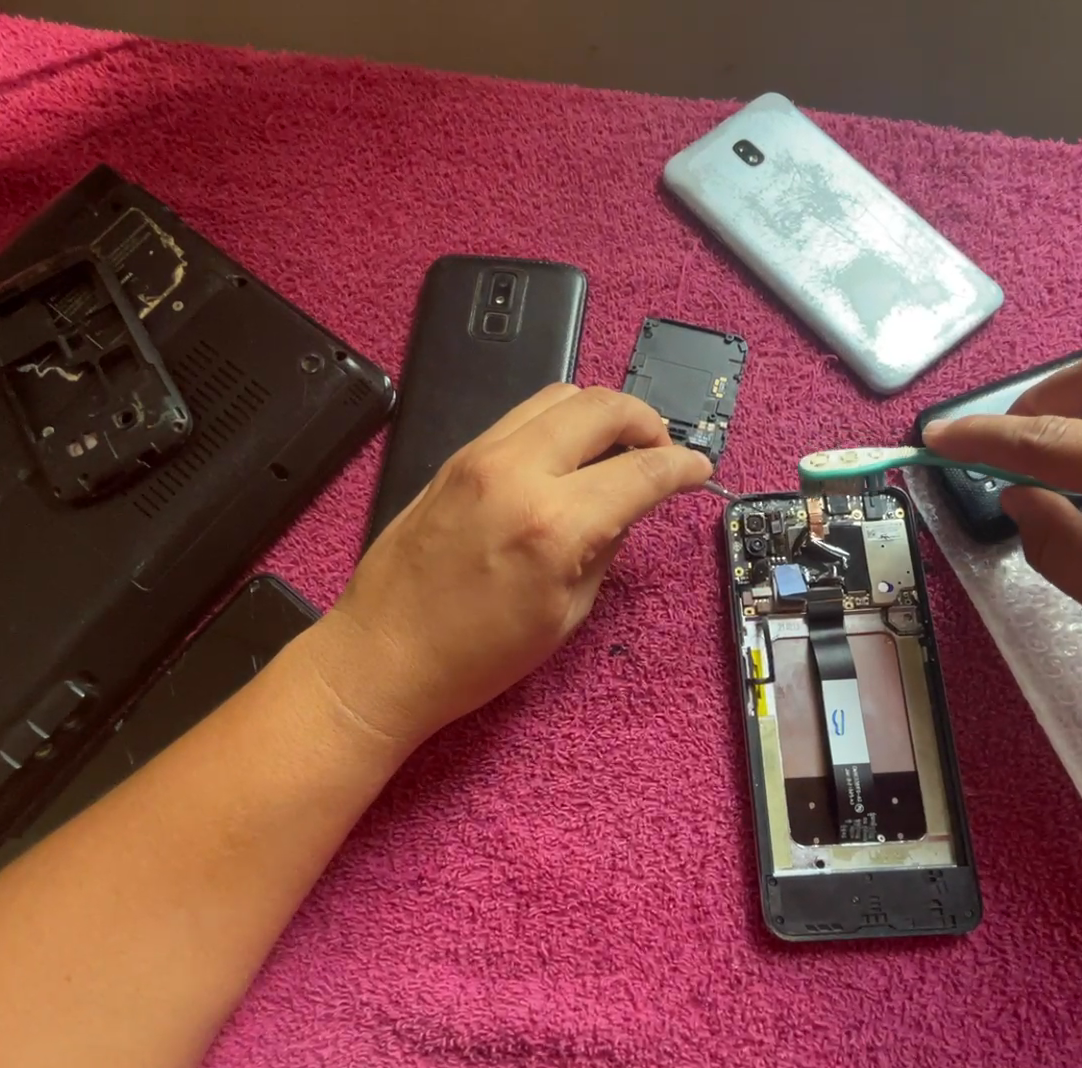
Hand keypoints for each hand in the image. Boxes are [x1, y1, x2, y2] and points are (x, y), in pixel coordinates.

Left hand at [304, 385, 712, 748]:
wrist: (382, 655)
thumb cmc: (477, 657)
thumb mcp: (566, 614)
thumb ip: (605, 547)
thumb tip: (627, 505)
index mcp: (553, 524)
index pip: (640, 471)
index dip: (682, 467)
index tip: (699, 471)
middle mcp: (517, 471)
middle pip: (603, 406)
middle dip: (647, 421)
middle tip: (661, 451)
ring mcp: (480, 456)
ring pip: (561, 396)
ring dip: (602, 414)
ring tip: (616, 448)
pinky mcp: (456, 457)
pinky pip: (522, 416)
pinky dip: (560, 423)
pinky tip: (567, 456)